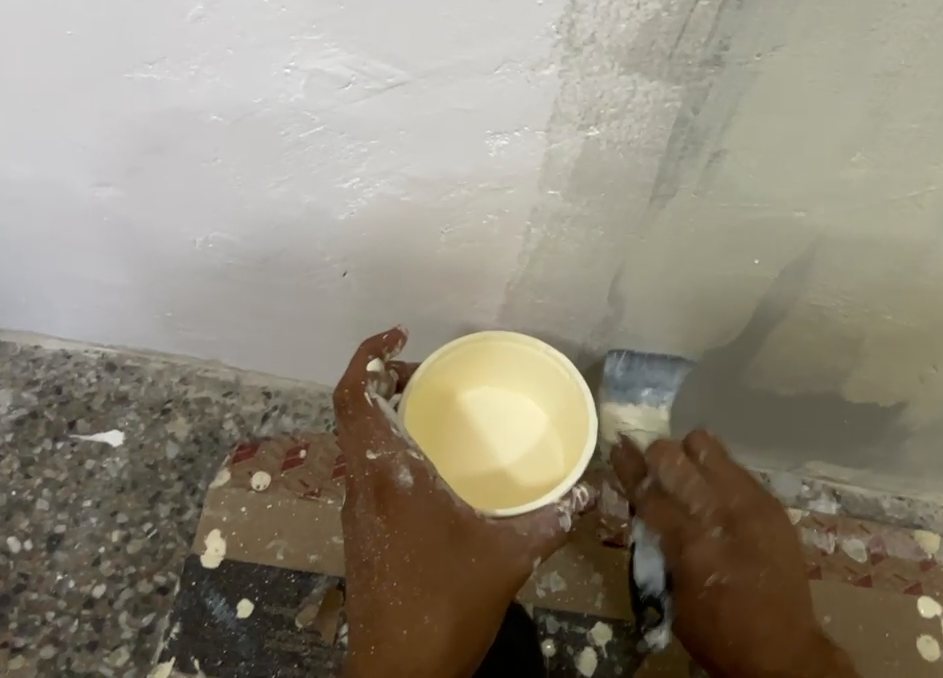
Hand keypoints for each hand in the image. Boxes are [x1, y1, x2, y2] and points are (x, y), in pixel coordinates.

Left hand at [336, 328, 591, 677]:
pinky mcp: (363, 535)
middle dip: (383, 380)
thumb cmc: (446, 605)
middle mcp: (364, 485)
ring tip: (429, 407)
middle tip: (425, 369)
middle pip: (355, 413)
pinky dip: (390, 448)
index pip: (353, 398)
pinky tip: (430, 466)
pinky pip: (370, 472)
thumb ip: (551, 519)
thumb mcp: (508, 557)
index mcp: (388, 475)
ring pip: (360, 443)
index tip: (398, 337)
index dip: (366, 357)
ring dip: (385, 415)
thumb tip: (589, 492)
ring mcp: (358, 512)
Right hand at [611, 430, 855, 677]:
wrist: (785, 652)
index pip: (647, 490)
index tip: (617, 446)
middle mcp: (717, 514)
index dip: (627, 465)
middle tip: (656, 471)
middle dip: (657, 459)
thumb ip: (658, 547)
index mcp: (688, 544)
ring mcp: (748, 503)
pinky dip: (718, 472)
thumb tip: (645, 509)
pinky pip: (735, 466)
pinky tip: (717, 492)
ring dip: (689, 457)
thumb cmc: (719, 634)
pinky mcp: (770, 502)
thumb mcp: (672, 599)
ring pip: (706, 446)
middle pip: (672, 456)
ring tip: (689, 474)